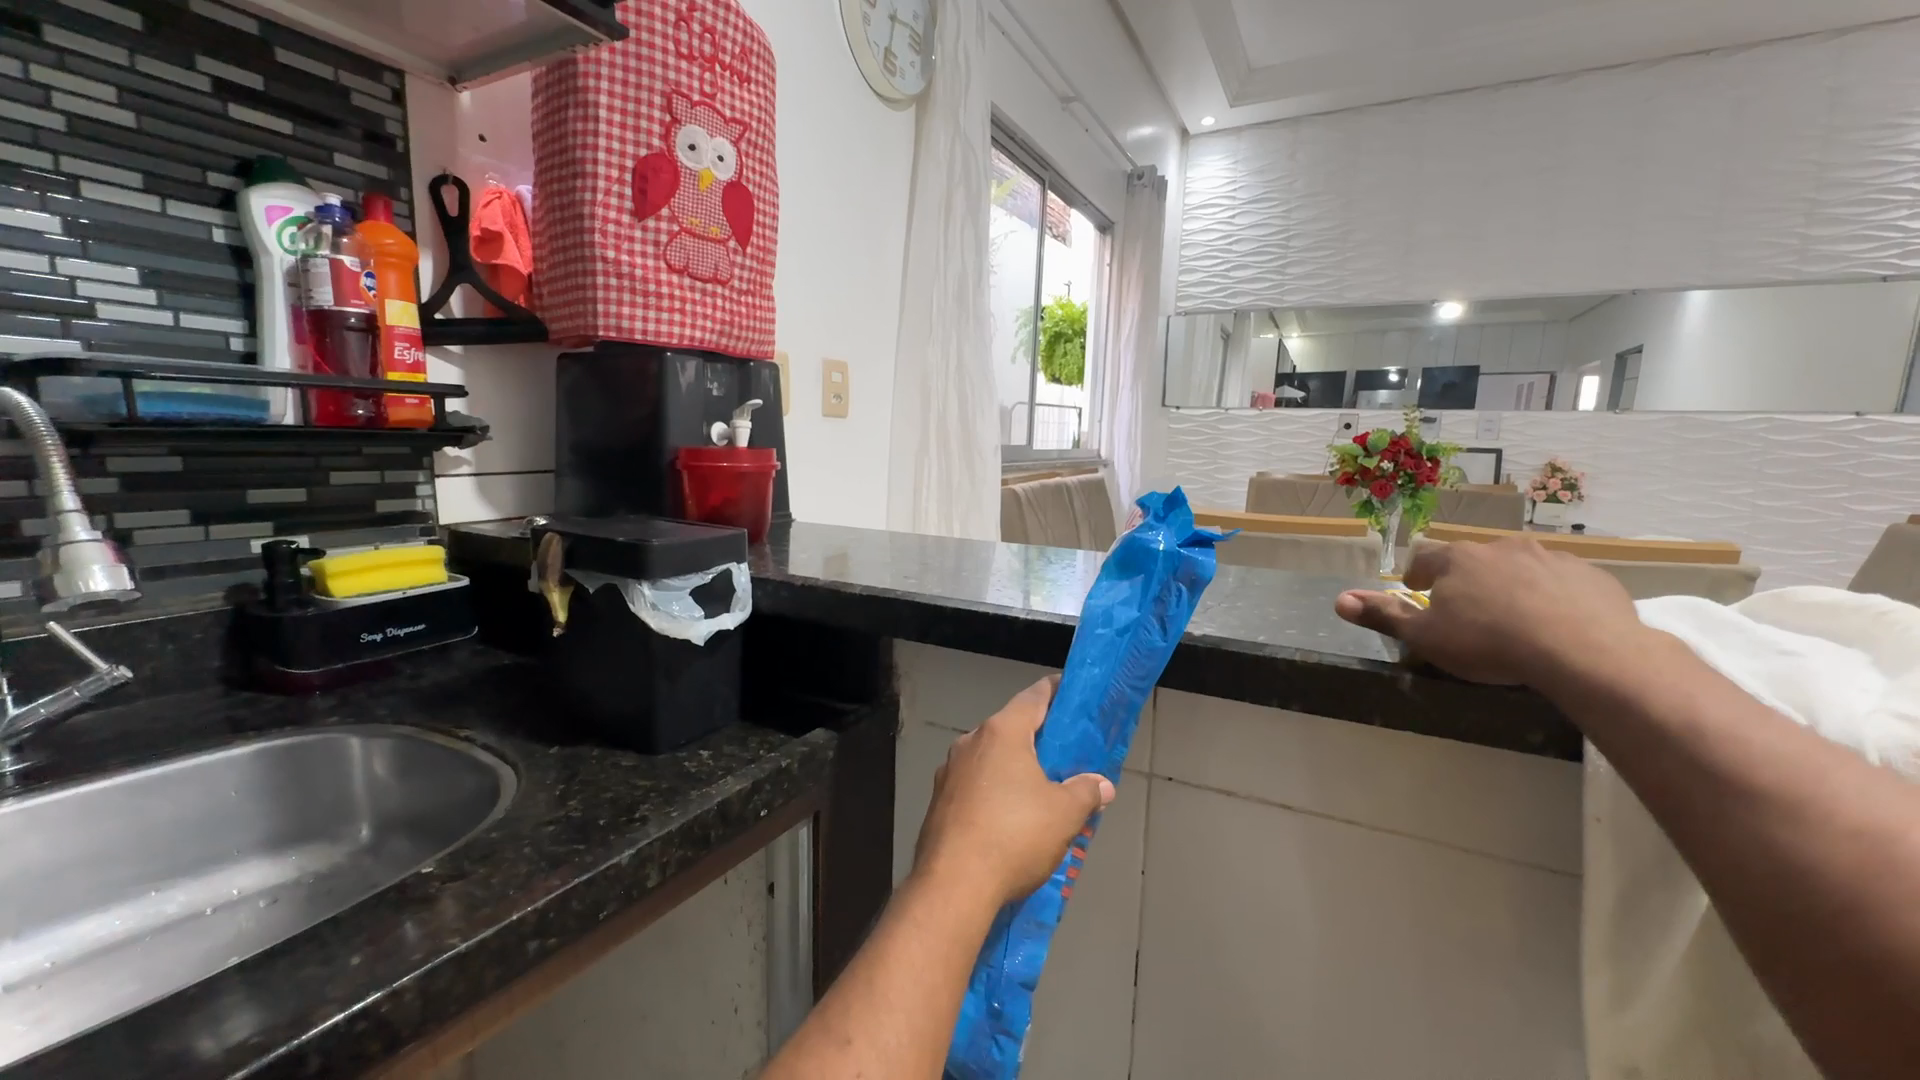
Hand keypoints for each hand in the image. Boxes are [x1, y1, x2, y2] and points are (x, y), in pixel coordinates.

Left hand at [913, 677, 1116, 909]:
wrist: (954, 885)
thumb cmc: (1015, 835)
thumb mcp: (1065, 814)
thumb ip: (1086, 791)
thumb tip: (1101, 784)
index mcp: (1002, 732)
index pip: (1034, 697)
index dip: (1056, 692)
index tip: (1072, 693)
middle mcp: (971, 743)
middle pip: (1010, 729)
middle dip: (1037, 739)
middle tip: (1065, 753)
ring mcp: (949, 773)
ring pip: (990, 760)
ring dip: (1014, 770)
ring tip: (1040, 792)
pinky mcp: (939, 803)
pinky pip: (975, 787)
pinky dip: (994, 794)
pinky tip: (1009, 821)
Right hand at [1334, 538, 1647, 687]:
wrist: (1583, 650)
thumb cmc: (1489, 643)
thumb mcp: (1426, 637)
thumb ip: (1383, 616)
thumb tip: (1339, 599)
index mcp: (1457, 559)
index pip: (1424, 556)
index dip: (1418, 576)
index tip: (1420, 594)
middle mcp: (1501, 548)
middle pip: (1474, 561)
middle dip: (1468, 582)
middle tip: (1469, 615)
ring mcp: (1550, 558)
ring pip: (1520, 569)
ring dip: (1512, 587)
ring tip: (1516, 622)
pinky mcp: (1589, 575)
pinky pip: (1562, 583)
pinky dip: (1554, 598)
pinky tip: (1557, 626)